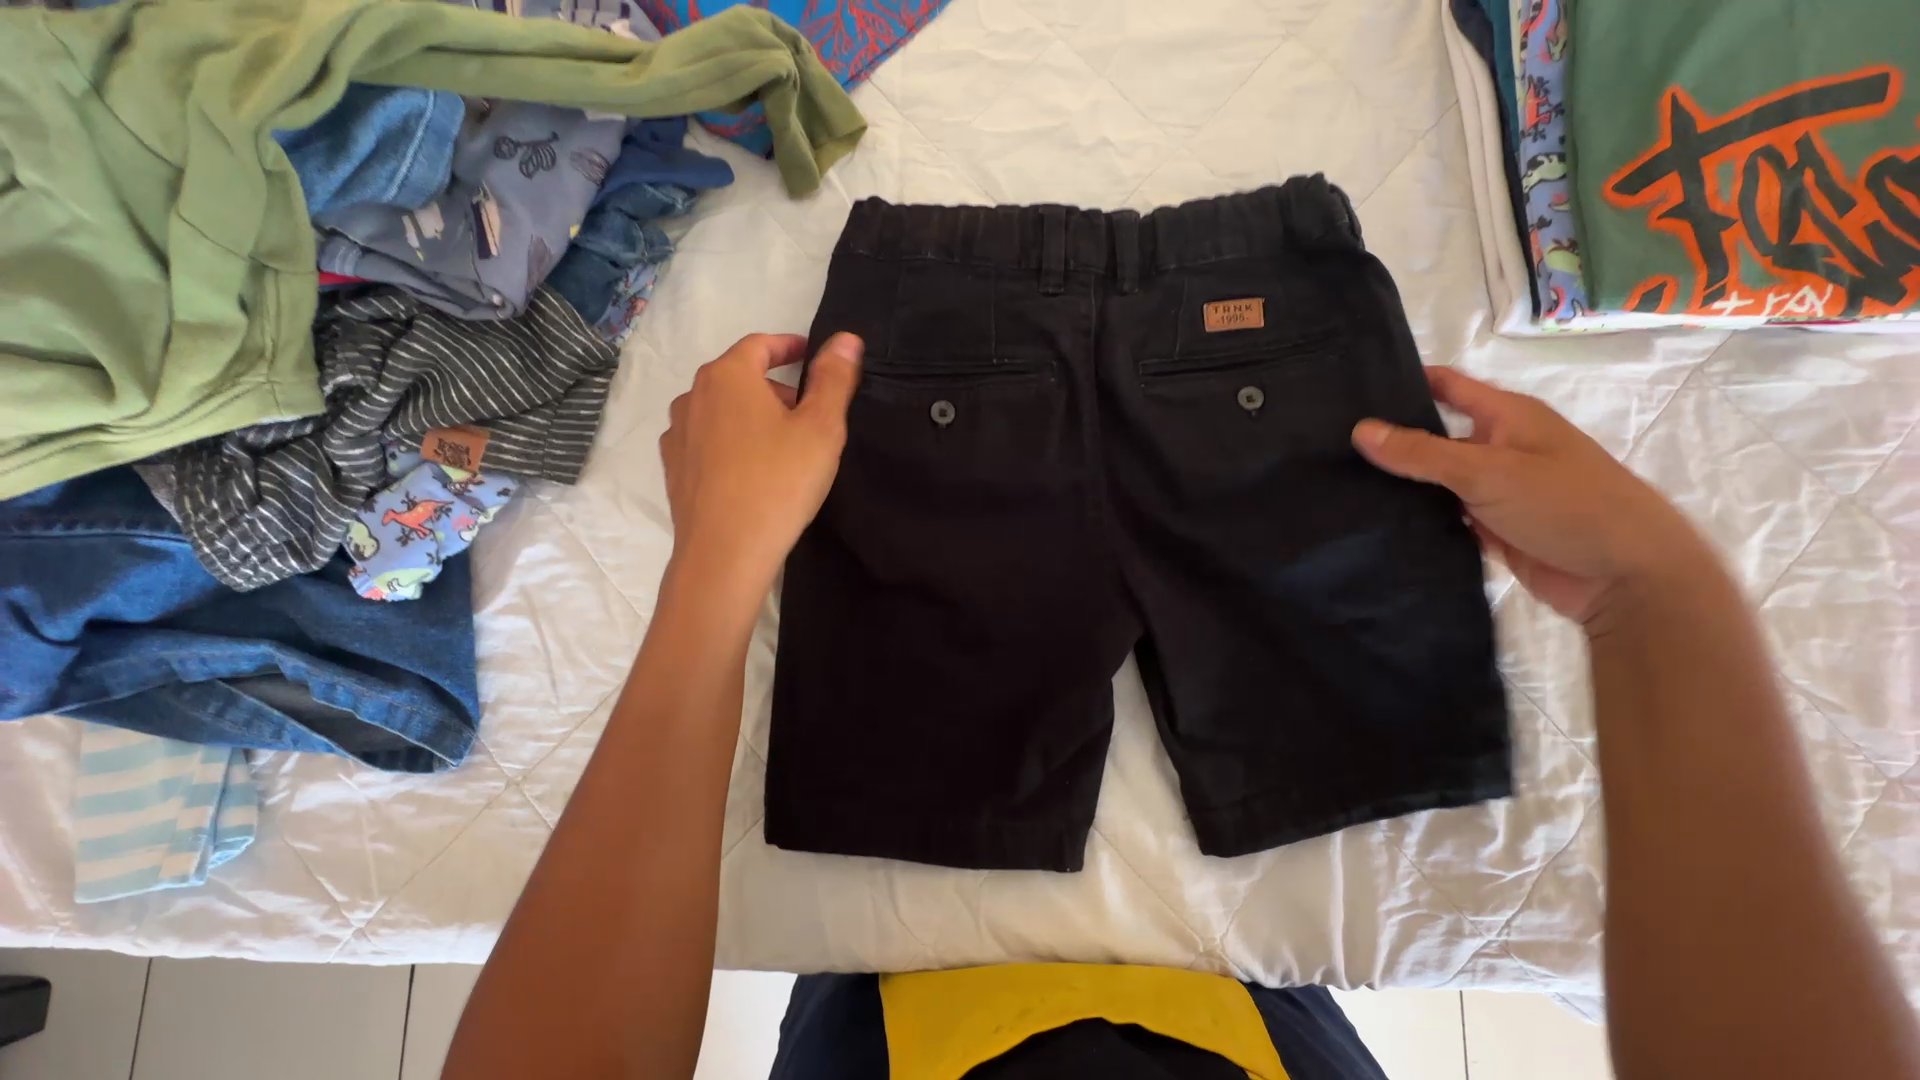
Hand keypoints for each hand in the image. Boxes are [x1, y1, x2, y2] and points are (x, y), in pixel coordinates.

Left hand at [659, 332, 861, 588]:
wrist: (725, 553)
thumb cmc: (779, 482)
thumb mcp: (821, 428)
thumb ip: (834, 379)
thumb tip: (845, 339)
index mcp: (728, 376)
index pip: (760, 345)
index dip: (789, 346)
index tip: (811, 355)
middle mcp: (694, 396)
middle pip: (739, 377)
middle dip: (773, 386)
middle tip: (807, 411)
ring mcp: (678, 433)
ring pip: (721, 410)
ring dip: (750, 415)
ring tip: (780, 443)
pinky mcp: (674, 468)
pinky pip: (706, 441)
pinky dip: (730, 443)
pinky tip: (750, 470)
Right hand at [1352, 366, 1709, 626]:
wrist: (1625, 577)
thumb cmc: (1567, 506)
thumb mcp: (1488, 472)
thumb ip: (1422, 453)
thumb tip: (1361, 430)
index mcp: (1508, 417)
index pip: (1447, 386)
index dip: (1405, 382)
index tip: (1352, 388)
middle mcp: (1500, 448)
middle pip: (1435, 435)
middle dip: (1391, 439)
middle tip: (1332, 444)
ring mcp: (1496, 490)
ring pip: (1435, 480)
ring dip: (1400, 484)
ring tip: (1341, 484)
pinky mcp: (1493, 528)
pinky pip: (1444, 516)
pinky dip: (1417, 518)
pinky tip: (1375, 521)